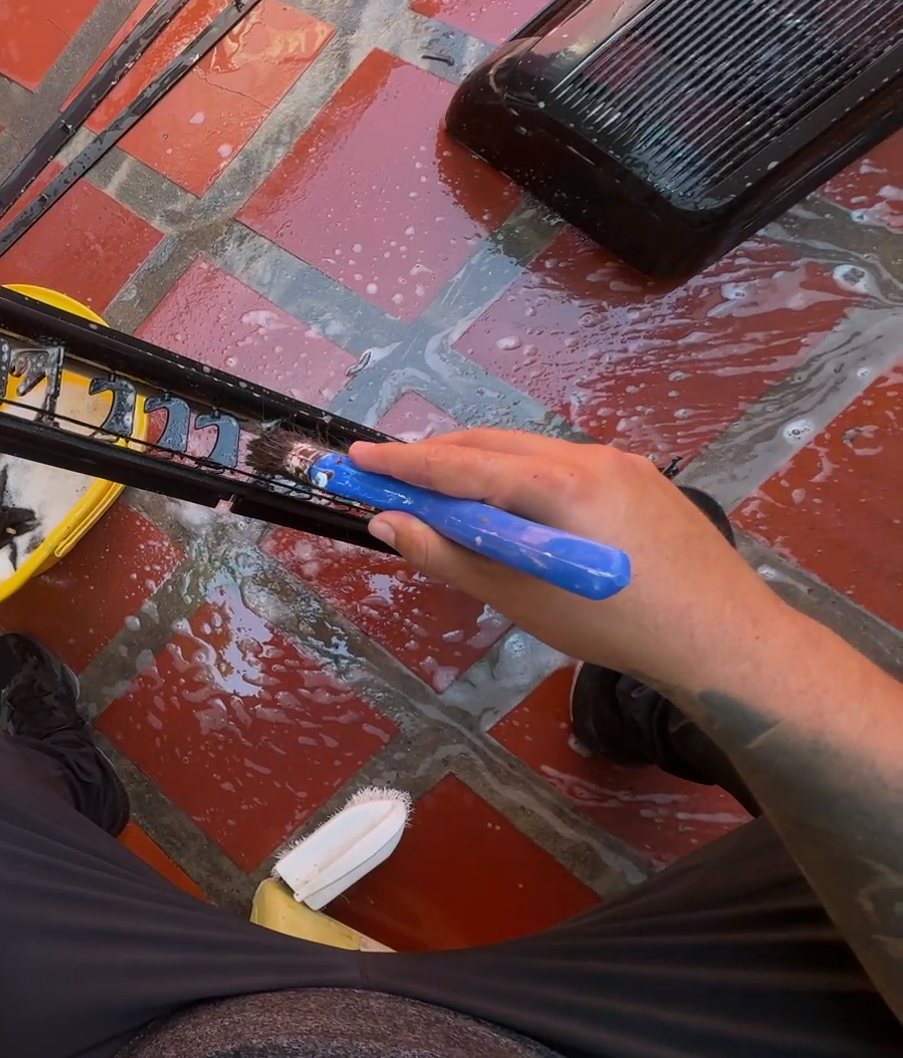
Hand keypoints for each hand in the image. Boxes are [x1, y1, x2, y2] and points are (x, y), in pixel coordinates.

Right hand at [348, 430, 798, 692]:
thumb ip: (442, 552)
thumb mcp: (511, 594)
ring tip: (437, 494)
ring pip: (519, 449)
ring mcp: (616, 460)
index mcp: (554, 485)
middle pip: (486, 443)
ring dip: (469, 464)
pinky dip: (509, 473)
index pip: (457, 464)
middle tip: (387, 476)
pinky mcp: (634, 474)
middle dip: (430, 456)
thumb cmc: (609, 624)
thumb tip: (385, 522)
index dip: (400, 462)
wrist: (728, 640)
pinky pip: (550, 460)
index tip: (356, 456)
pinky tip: (500, 504)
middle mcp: (585, 456)